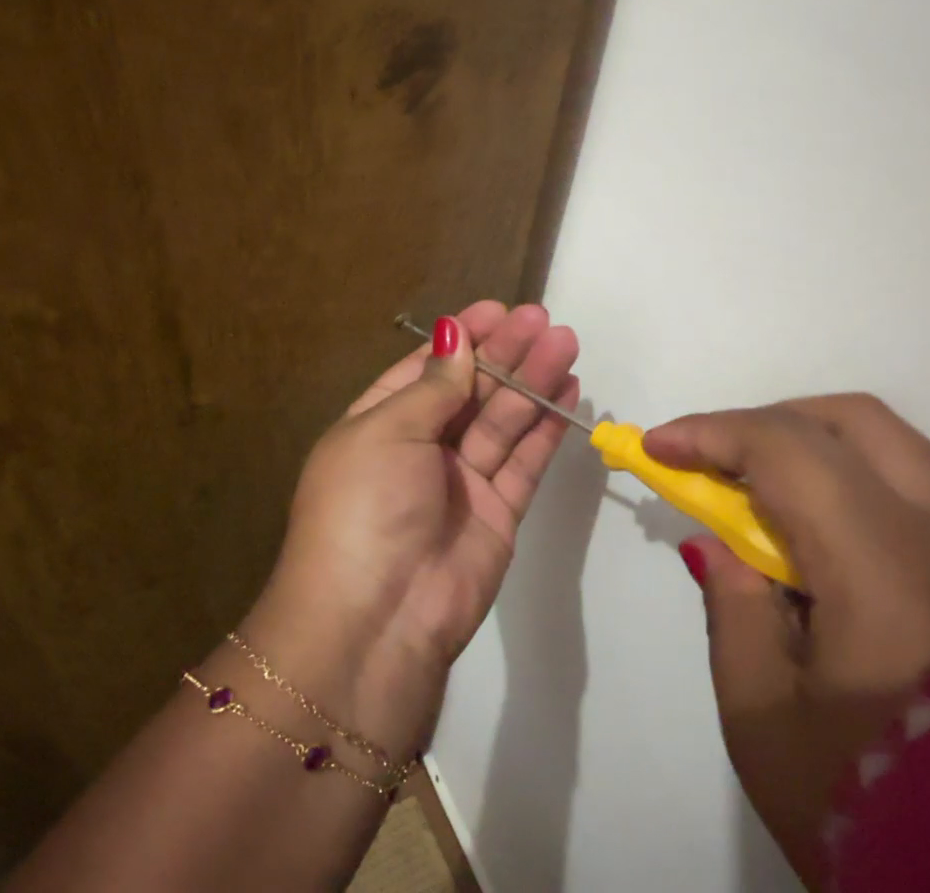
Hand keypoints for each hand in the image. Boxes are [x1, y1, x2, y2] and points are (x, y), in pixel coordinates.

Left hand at [239, 302, 578, 758]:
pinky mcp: (497, 517)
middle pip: (469, 392)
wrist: (375, 620)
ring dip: (531, 383)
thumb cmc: (363, 509)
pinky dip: (544, 430)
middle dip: (504, 355)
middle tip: (544, 320)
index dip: (460, 340)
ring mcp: (458, 486)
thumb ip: (432, 387)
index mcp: (375, 427)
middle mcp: (417, 452)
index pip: (423, 371)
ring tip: (565, 343)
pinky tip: (566, 393)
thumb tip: (456, 336)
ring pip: (501, 423)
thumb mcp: (385, 433)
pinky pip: (523, 463)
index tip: (497, 309)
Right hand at [643, 396, 929, 885]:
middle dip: (765, 425)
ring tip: (755, 501)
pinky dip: (855, 481)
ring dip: (811, 449)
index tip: (657, 447)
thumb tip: (713, 536)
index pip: (792, 452)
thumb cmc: (865, 807)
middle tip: (708, 464)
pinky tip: (817, 539)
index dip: (715, 433)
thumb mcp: (763, 715)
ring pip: (897, 448)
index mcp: (891, 577)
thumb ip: (732, 607)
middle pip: (855, 421)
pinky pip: (925, 488)